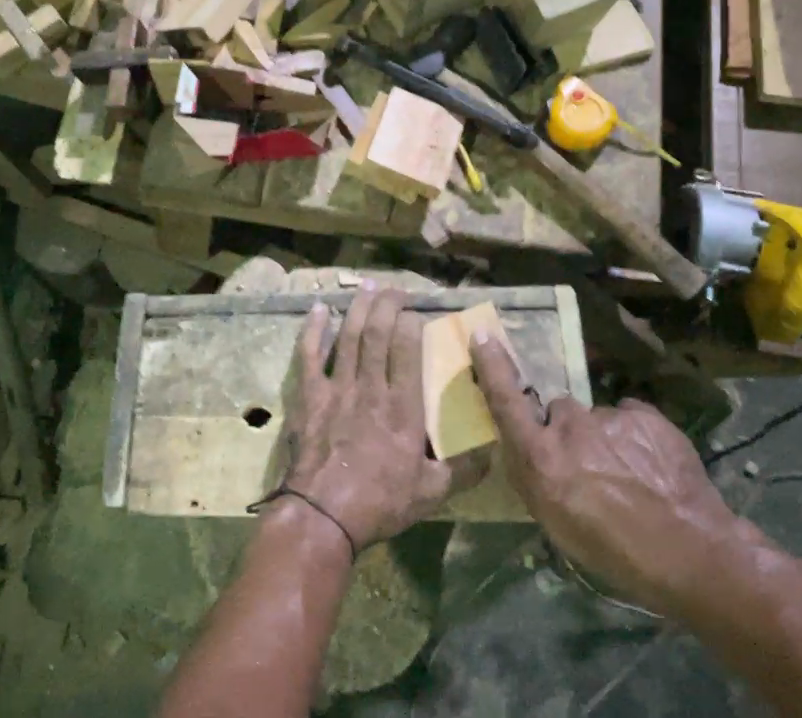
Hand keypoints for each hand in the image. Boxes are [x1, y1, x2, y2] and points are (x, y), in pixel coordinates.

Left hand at [280, 285, 487, 549]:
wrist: (322, 514)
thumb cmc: (380, 503)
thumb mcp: (433, 491)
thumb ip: (464, 468)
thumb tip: (492, 449)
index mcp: (403, 406)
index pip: (408, 349)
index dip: (412, 323)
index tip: (417, 312)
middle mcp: (371, 387)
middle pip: (378, 334)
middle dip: (388, 305)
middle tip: (395, 290)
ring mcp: (337, 388)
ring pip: (349, 337)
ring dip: (359, 308)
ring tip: (367, 287)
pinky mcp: (309, 396)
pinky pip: (310, 355)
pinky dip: (314, 330)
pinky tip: (320, 310)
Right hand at [470, 331, 751, 615]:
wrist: (691, 552)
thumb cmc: (613, 551)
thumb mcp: (554, 523)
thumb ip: (534, 477)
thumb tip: (525, 452)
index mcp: (541, 456)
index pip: (505, 400)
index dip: (492, 366)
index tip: (483, 335)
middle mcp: (570, 427)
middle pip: (558, 413)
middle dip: (565, 431)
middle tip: (587, 467)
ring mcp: (611, 416)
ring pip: (597, 419)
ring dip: (604, 439)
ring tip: (629, 476)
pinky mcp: (646, 415)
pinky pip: (630, 418)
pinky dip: (635, 438)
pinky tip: (651, 469)